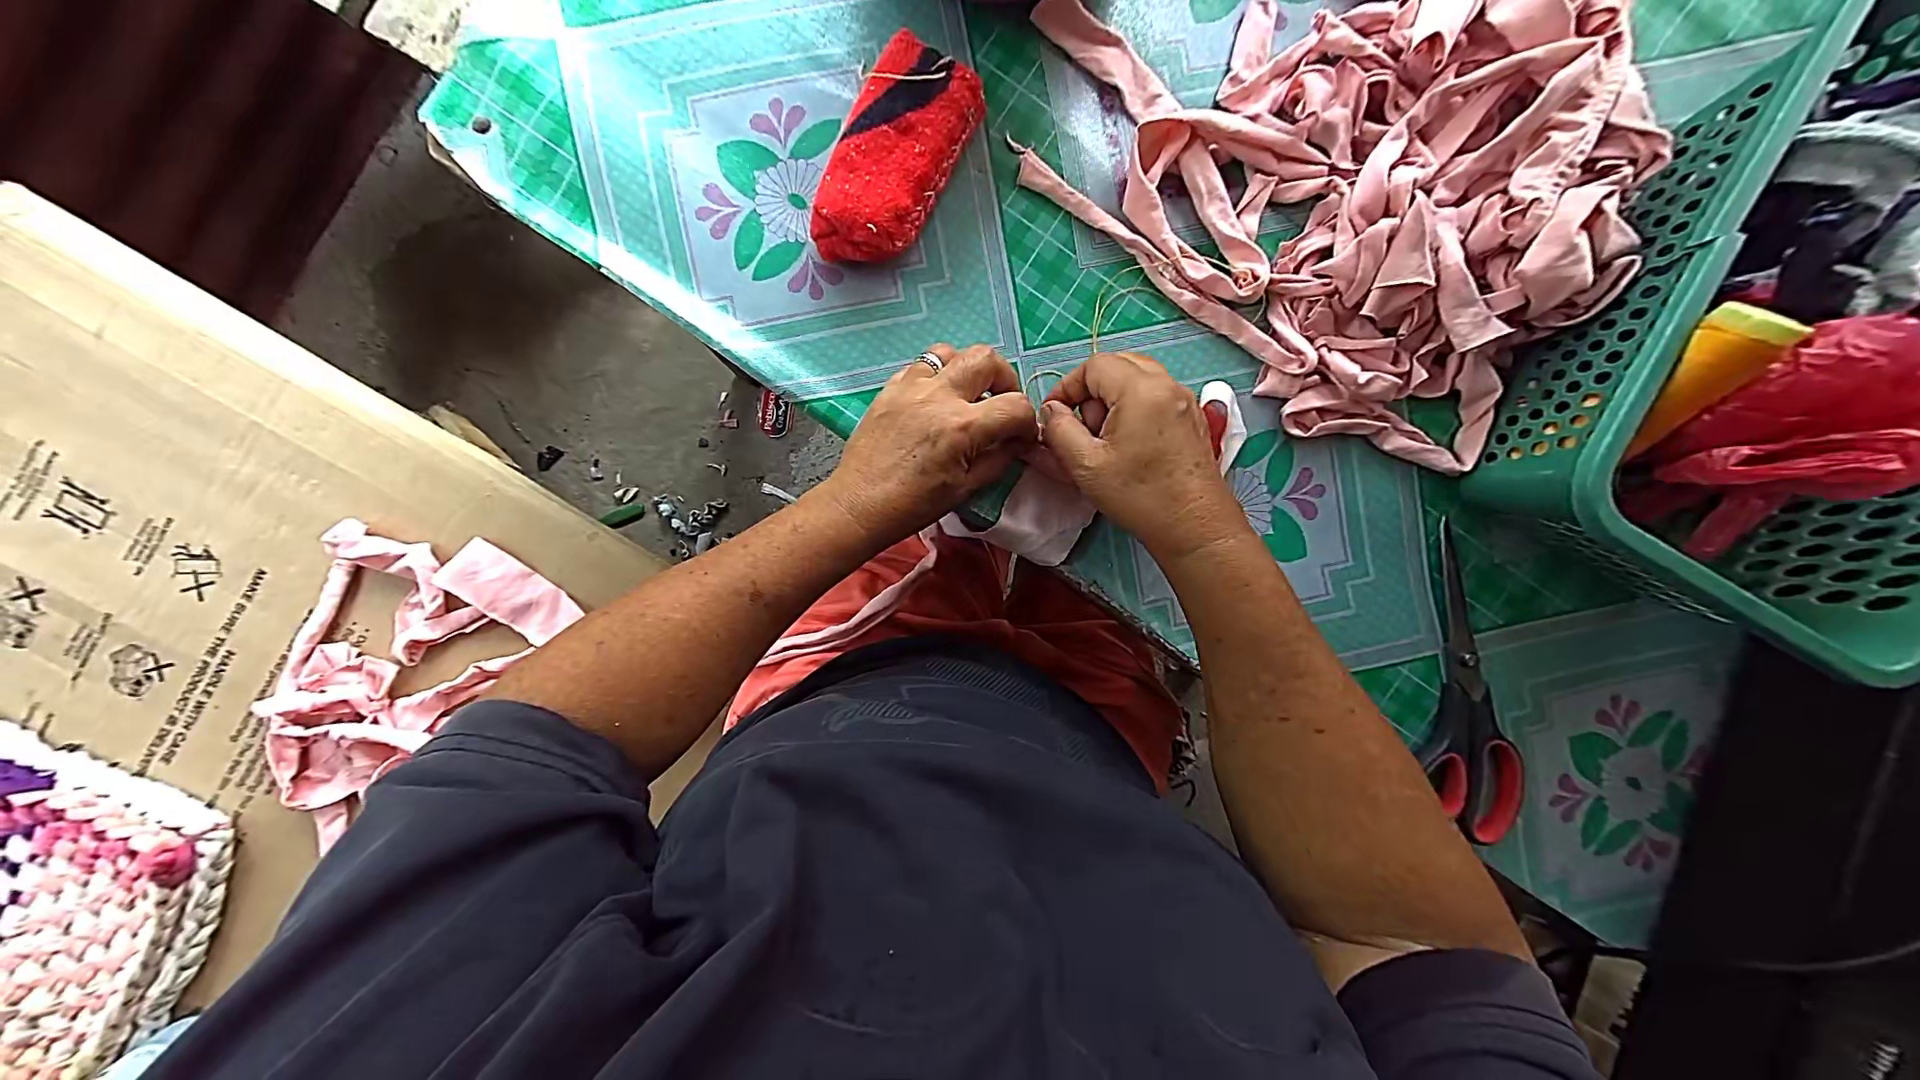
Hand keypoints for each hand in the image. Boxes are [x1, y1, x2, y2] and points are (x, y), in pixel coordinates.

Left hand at [816, 344, 1038, 545]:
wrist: (861, 504)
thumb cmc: (913, 504)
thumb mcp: (967, 488)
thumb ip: (999, 459)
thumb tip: (1016, 441)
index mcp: (962, 426)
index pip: (1015, 405)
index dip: (1027, 421)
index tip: (1021, 435)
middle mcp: (939, 397)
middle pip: (987, 358)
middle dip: (1003, 379)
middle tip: (998, 403)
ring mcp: (911, 388)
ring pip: (951, 352)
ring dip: (966, 370)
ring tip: (965, 395)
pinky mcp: (890, 389)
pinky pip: (920, 365)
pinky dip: (935, 376)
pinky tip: (933, 401)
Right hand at [1039, 352, 1250, 560]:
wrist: (1194, 527)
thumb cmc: (1141, 497)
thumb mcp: (1085, 464)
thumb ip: (1058, 430)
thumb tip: (1051, 411)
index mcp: (1141, 389)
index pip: (1094, 365)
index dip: (1067, 387)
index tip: (1055, 416)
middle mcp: (1168, 386)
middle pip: (1118, 366)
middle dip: (1091, 392)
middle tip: (1081, 428)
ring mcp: (1184, 401)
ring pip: (1137, 381)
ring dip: (1112, 402)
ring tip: (1104, 442)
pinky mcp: (1191, 419)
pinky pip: (1154, 398)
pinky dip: (1133, 411)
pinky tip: (1128, 448)